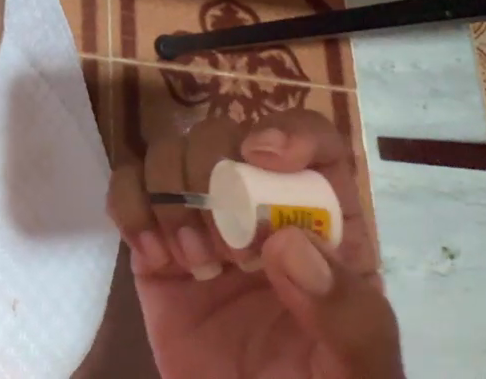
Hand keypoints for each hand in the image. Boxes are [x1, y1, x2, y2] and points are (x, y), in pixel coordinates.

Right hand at [107, 110, 402, 378]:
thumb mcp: (359, 373)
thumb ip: (347, 317)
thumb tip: (288, 242)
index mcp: (322, 226)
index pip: (314, 143)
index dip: (289, 131)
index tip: (262, 156)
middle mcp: (256, 209)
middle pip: (223, 135)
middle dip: (210, 173)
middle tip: (224, 245)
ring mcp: (197, 222)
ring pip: (167, 153)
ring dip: (169, 195)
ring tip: (188, 259)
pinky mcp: (150, 242)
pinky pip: (126, 189)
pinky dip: (129, 208)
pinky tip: (151, 256)